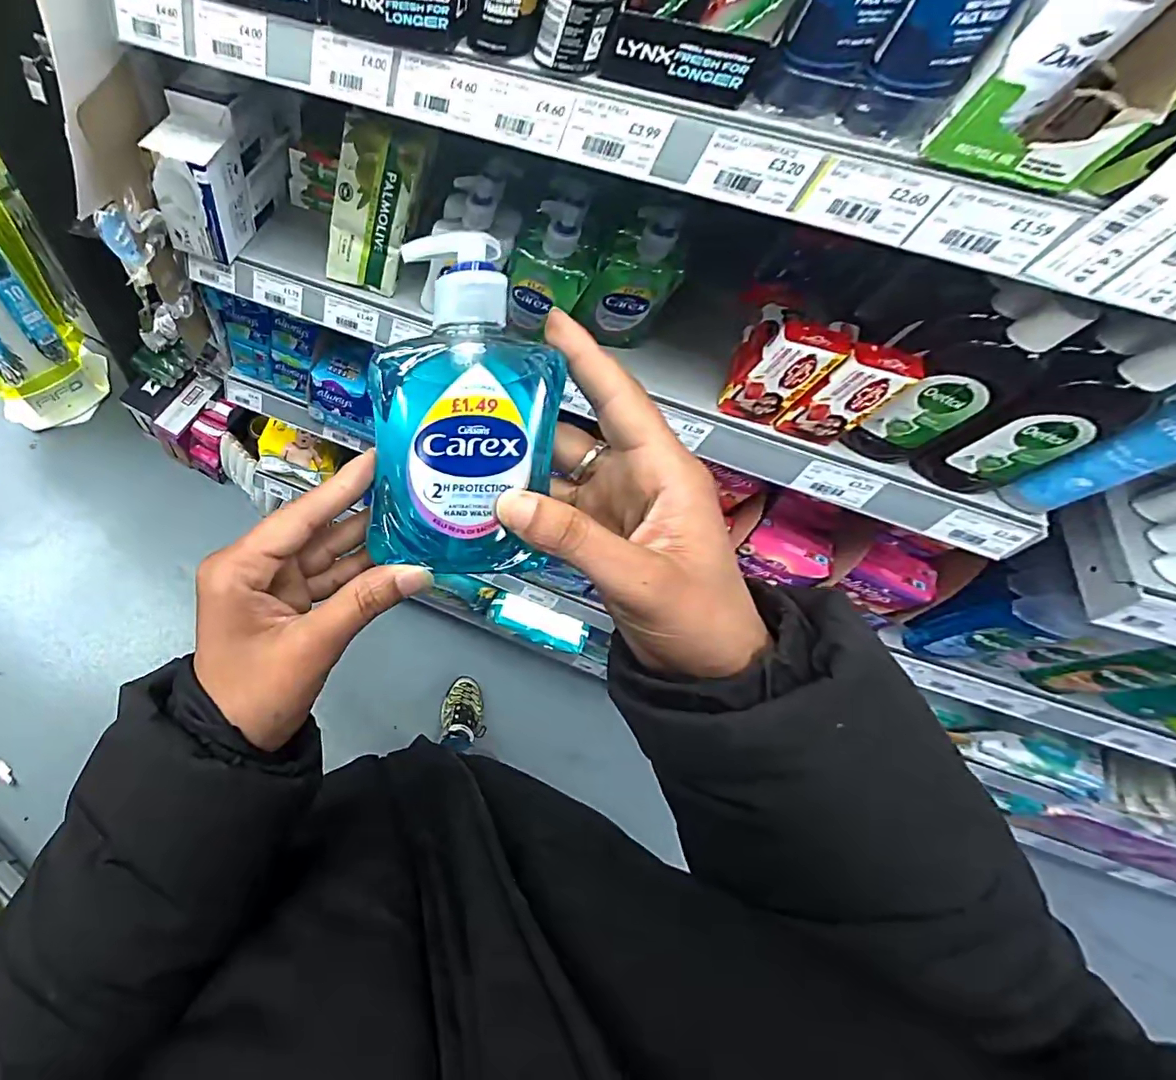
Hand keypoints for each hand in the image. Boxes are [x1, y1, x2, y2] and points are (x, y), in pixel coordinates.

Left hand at [195, 452, 430, 750]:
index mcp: (240, 566)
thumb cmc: (255, 694)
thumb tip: (419, 572)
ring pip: (323, 557)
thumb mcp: (311, 646)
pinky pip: (325, 581)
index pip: (298, 518)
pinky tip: (391, 558)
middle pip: (313, 533)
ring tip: (408, 515)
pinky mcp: (285, 605)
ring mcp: (270, 587)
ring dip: (363, 543)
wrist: (231, 744)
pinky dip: (356, 574)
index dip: (340, 488)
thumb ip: (364, 603)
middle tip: (403, 484)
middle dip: (358, 512)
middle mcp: (252, 567)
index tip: (374, 459)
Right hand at [496, 310, 769, 678]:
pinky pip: (549, 509)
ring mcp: (609, 508)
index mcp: (661, 471)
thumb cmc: (699, 616)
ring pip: (555, 472)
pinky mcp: (593, 535)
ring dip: (517, 462)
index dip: (587, 360)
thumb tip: (506, 501)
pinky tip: (485, 501)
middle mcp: (631, 479)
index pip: (620, 401)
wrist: (707, 667)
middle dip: (532, 412)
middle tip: (481, 396)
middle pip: (575, 432)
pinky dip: (520, 505)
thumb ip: (572, 538)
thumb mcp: (639, 576)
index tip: (552, 324)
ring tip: (467, 448)